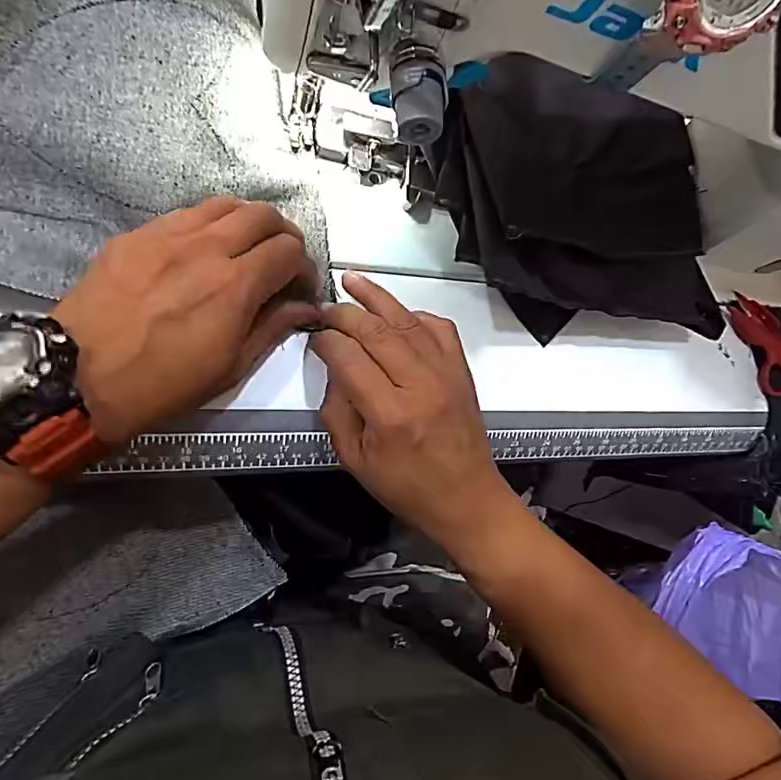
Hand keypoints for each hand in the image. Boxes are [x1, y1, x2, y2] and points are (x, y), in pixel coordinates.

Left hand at [52, 196, 320, 442]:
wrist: (79, 377)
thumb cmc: (160, 385)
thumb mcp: (228, 368)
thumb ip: (272, 328)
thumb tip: (304, 308)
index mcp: (235, 285)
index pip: (290, 250)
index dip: (304, 267)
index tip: (298, 287)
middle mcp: (206, 248)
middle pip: (264, 215)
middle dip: (283, 235)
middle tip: (279, 261)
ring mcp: (167, 235)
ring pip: (225, 205)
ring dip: (246, 222)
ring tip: (242, 249)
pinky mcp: (136, 235)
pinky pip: (185, 214)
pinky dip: (206, 225)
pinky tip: (198, 252)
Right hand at [310, 272, 523, 550]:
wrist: (467, 499)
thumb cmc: (406, 487)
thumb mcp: (354, 458)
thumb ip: (336, 409)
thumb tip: (333, 365)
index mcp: (390, 414)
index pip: (348, 357)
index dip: (325, 340)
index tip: (313, 335)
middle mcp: (420, 385)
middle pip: (376, 332)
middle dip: (345, 313)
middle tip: (324, 307)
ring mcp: (446, 373)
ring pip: (407, 321)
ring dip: (378, 297)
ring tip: (353, 280)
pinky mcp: (461, 369)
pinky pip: (438, 327)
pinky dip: (414, 314)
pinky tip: (395, 312)